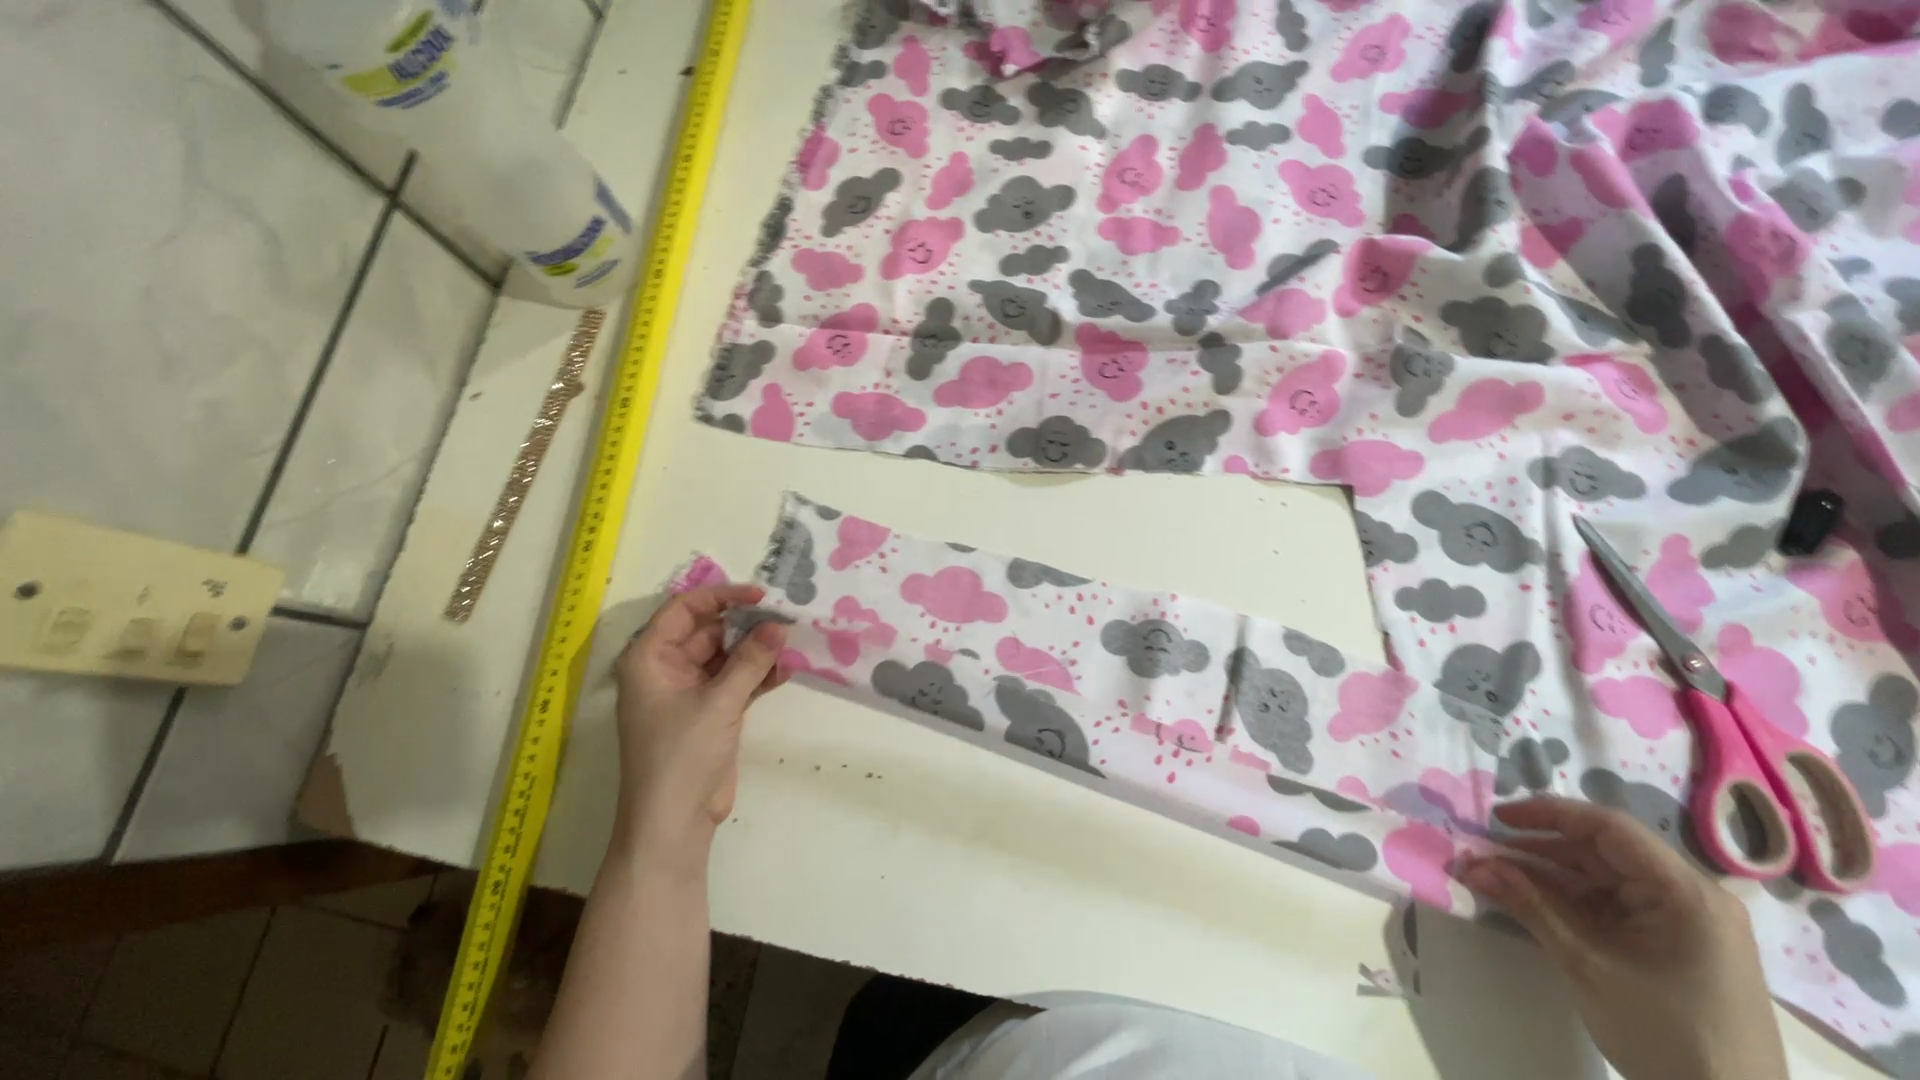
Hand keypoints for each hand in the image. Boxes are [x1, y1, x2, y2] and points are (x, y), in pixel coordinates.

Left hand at [614, 585, 786, 847]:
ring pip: (727, 657)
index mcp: (650, 658)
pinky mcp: (712, 713)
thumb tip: (778, 625)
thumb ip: (750, 661)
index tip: (760, 595)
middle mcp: (667, 669)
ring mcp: (690, 692)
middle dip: (746, 624)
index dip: (720, 596)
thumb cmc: (681, 755)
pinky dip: (759, 675)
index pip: (684, 609)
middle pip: (709, 631)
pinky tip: (786, 670)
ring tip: (791, 643)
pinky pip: (737, 681)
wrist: (674, 822)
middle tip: (786, 618)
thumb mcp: (717, 703)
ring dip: (756, 650)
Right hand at [1459, 797, 1787, 1079]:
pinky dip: (1575, 901)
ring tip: (1499, 877)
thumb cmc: (1665, 1034)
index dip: (1549, 814)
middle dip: (1542, 849)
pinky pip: (1618, 905)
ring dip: (1553, 875)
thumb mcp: (1587, 965)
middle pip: (1606, 852)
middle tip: (1486, 854)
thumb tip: (1472, 864)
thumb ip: (1530, 906)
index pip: (1609, 828)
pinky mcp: (1679, 945)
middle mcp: (1692, 896)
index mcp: (1685, 892)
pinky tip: (1536, 903)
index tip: (1497, 818)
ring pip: (1608, 878)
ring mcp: (1688, 922)